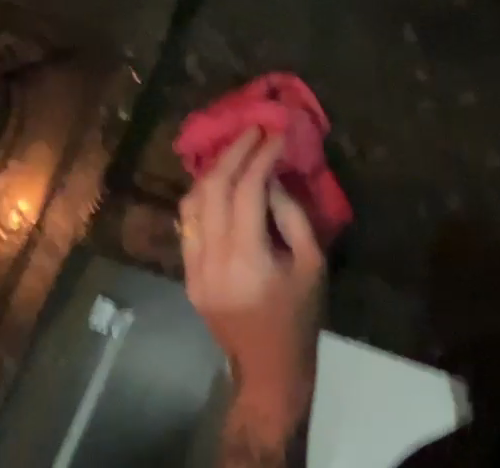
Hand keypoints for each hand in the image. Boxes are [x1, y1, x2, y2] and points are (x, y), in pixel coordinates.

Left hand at [180, 128, 324, 438]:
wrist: (268, 369)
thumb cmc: (300, 317)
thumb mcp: (311, 263)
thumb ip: (291, 216)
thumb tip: (271, 178)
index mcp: (247, 260)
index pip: (247, 192)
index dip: (260, 157)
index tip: (276, 134)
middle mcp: (211, 261)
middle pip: (213, 190)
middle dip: (233, 154)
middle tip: (253, 130)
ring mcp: (193, 269)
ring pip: (192, 204)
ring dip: (213, 171)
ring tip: (236, 149)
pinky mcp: (188, 275)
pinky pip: (188, 224)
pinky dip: (203, 196)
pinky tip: (220, 181)